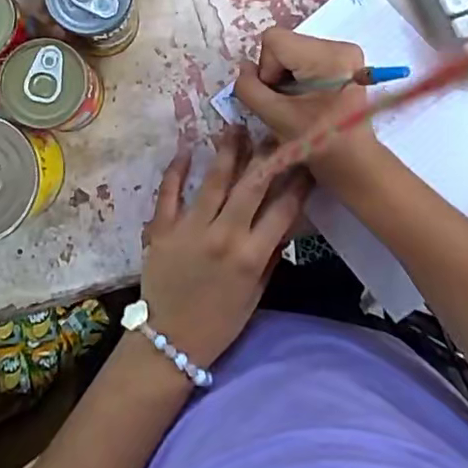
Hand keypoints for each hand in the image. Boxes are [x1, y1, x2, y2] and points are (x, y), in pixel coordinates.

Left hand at [138, 130, 311, 367]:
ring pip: (213, 181)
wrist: (170, 341)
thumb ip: (271, 253)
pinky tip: (186, 149)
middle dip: (265, 154)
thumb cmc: (220, 320)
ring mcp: (189, 229)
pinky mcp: (160, 228)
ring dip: (226, 151)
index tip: (306, 158)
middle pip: (251, 185)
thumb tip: (285, 218)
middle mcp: (223, 236)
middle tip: (272, 131)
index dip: (298, 180)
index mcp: (252, 255)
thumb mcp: (256, 292)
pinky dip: (177, 169)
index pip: (283, 208)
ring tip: (234, 126)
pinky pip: (169, 192)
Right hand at [232, 28, 380, 177]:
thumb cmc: (317, 143)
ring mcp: (344, 52)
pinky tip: (306, 96)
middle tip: (286, 101)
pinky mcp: (344, 60)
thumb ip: (250, 88)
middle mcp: (340, 46)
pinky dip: (296, 74)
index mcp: (329, 57)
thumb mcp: (275, 116)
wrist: (353, 161)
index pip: (274, 40)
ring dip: (284, 74)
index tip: (277, 95)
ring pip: (291, 49)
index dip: (266, 68)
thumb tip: (244, 67)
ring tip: (296, 101)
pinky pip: (304, 56)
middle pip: (283, 43)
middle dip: (275, 72)